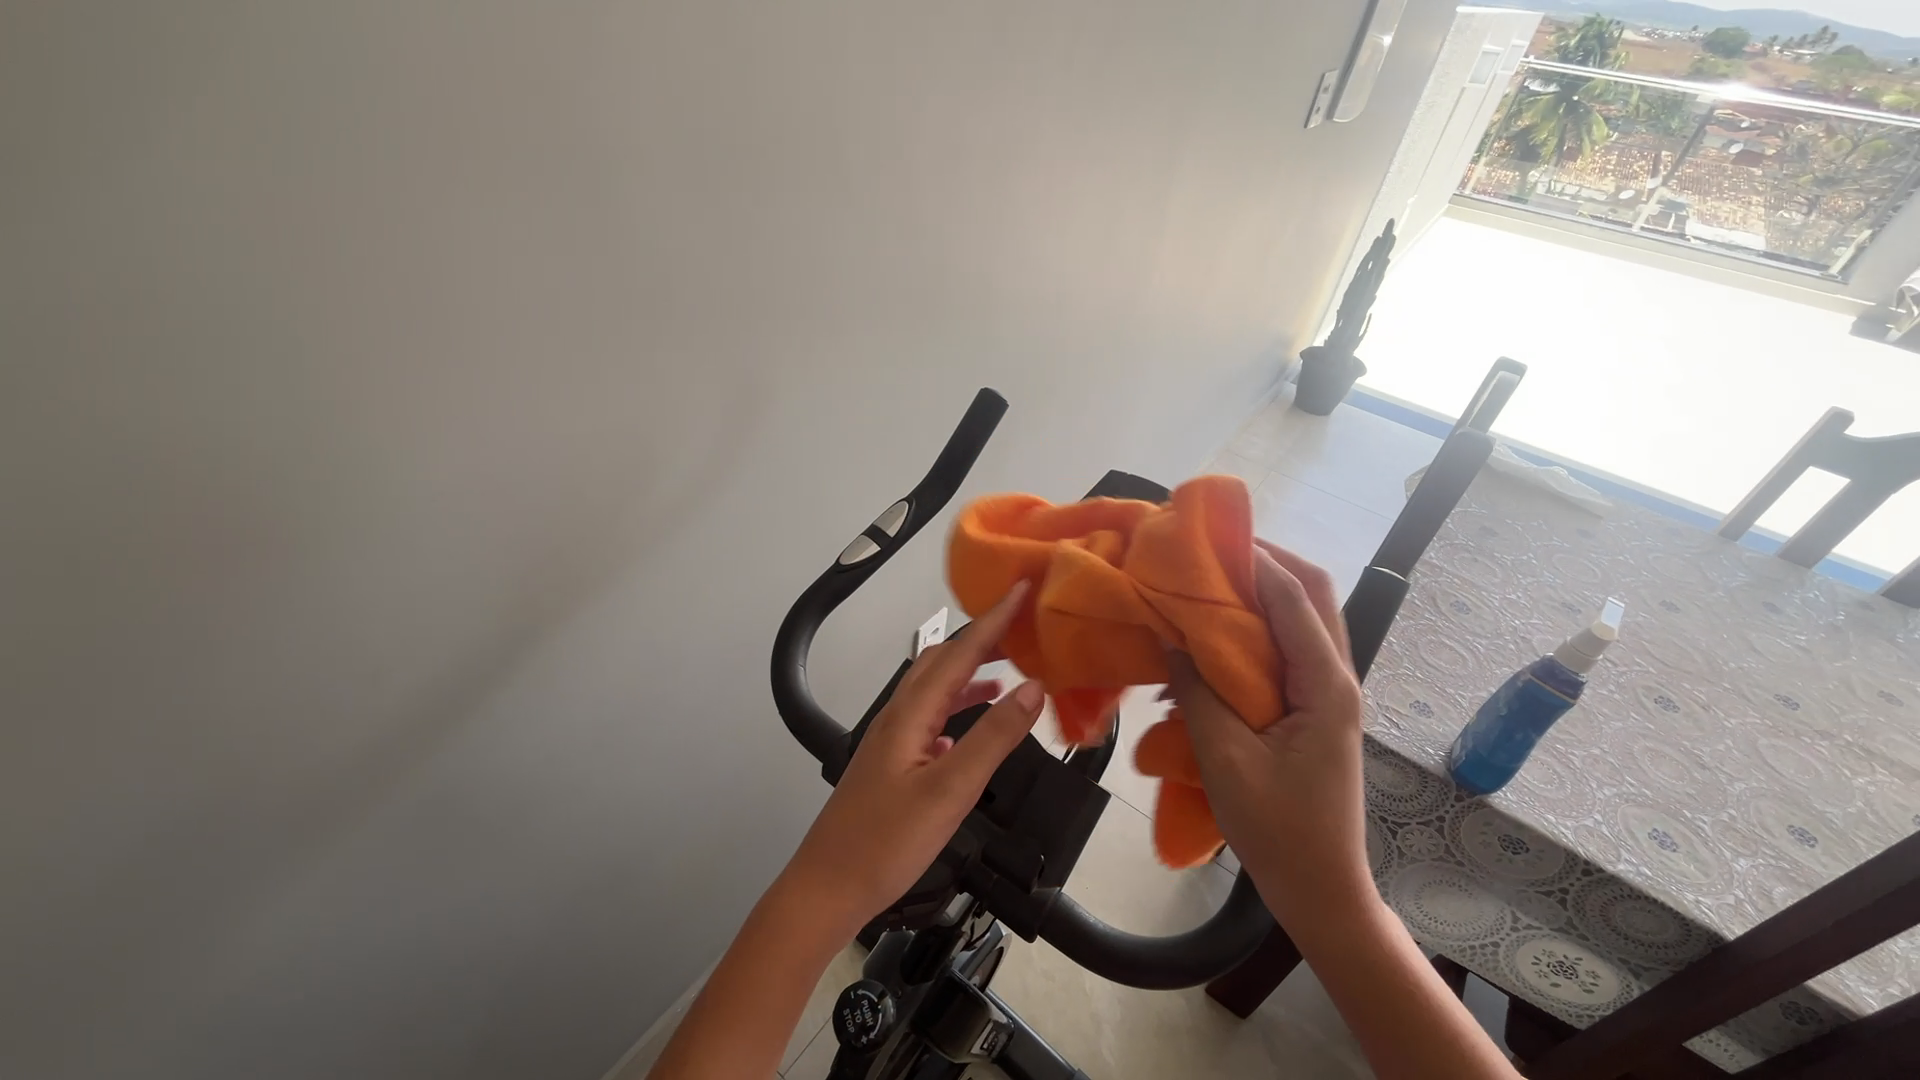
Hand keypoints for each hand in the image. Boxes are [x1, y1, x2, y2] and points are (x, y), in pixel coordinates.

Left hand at [783, 581, 1044, 930]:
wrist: (828, 888)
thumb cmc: (883, 843)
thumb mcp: (950, 790)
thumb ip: (993, 737)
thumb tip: (1032, 688)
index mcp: (910, 714)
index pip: (959, 652)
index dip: (993, 620)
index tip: (1021, 590)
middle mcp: (898, 718)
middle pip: (941, 663)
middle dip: (980, 640)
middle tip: (1019, 628)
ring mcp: (891, 742)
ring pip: (935, 692)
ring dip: (970, 676)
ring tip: (1007, 675)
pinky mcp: (892, 765)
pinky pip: (930, 721)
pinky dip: (957, 712)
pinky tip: (971, 730)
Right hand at [1167, 542, 1371, 925]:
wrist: (1320, 887)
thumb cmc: (1277, 827)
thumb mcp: (1225, 758)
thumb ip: (1196, 691)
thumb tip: (1169, 635)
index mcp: (1325, 686)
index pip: (1295, 599)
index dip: (1255, 560)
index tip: (1209, 536)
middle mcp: (1338, 678)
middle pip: (1314, 595)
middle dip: (1269, 562)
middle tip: (1214, 549)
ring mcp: (1330, 693)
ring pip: (1305, 619)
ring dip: (1266, 592)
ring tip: (1212, 579)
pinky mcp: (1316, 709)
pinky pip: (1292, 650)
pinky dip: (1261, 628)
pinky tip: (1219, 635)